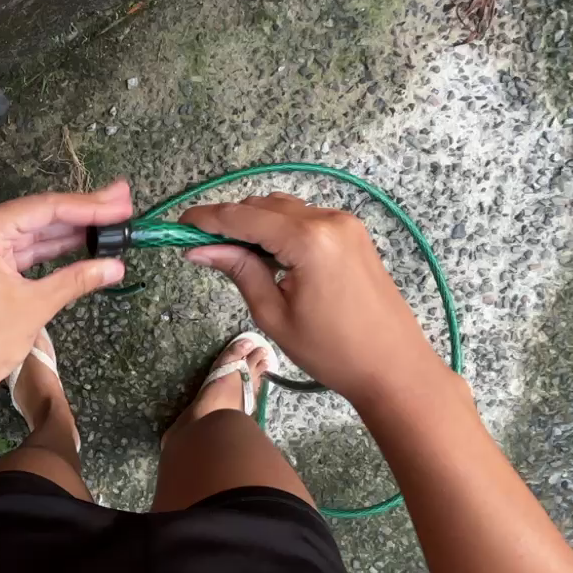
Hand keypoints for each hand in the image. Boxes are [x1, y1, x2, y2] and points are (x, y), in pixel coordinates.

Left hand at [0, 181, 131, 419]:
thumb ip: (76, 279)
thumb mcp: (34, 306)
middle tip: (123, 202)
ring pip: (29, 233)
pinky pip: (17, 250)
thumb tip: (116, 266)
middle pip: (36, 216)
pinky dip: (46, 250)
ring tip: (109, 221)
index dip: (87, 206)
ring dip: (67, 231)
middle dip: (81, 213)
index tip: (122, 201)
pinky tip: (79, 244)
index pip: (43, 209)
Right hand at [180, 193, 451, 408]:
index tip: (178, 224)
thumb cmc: (330, 350)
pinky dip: (276, 228)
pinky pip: (303, 218)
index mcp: (308, 240)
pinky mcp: (352, 234)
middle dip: (228, 220)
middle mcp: (328, 220)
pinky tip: (263, 253)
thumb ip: (238, 270)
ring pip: (282, 209)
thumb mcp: (272, 313)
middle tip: (199, 246)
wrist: (393, 367)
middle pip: (262, 206)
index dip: (207, 218)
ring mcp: (344, 224)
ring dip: (252, 223)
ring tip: (228, 252)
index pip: (244, 217)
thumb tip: (199, 250)